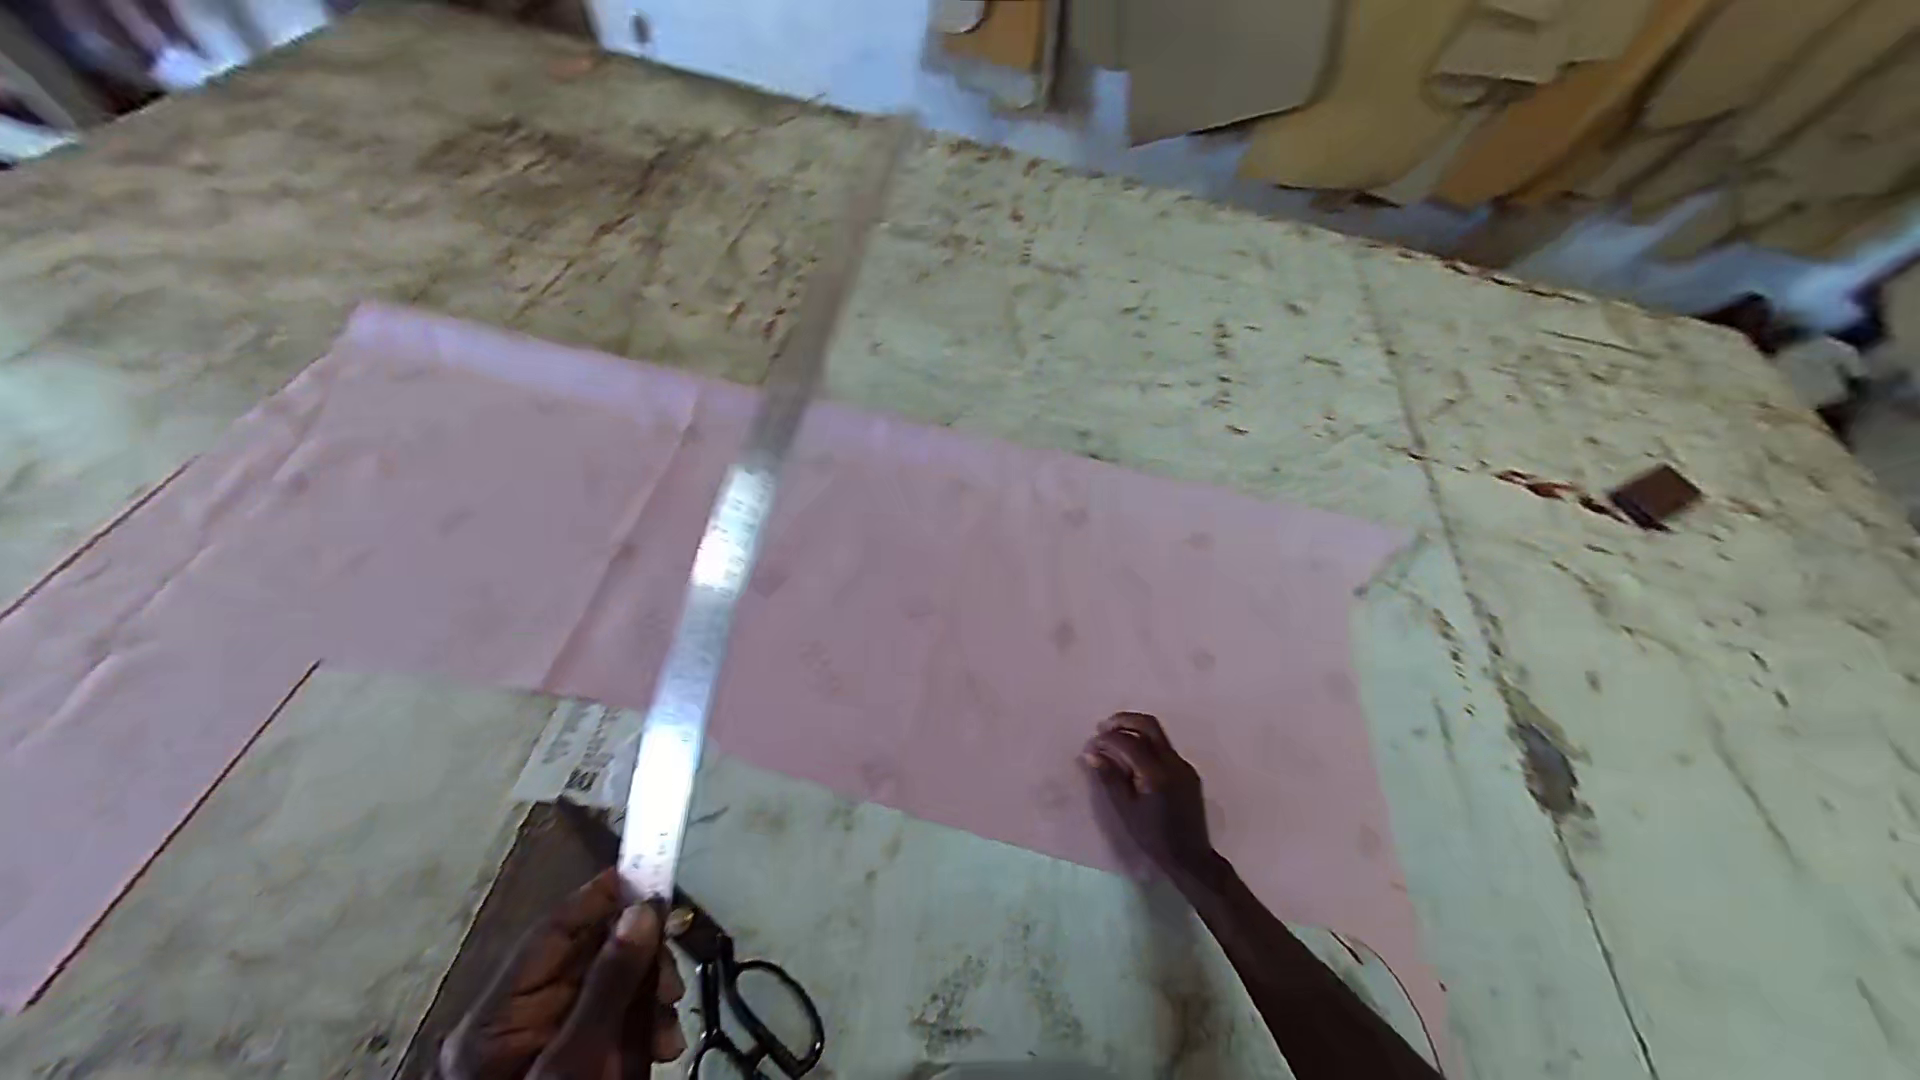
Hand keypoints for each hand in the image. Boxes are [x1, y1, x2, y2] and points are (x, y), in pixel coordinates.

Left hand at [440, 869, 686, 1079]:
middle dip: (638, 960)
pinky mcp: (574, 1053)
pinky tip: (661, 1043)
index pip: (553, 930)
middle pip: (588, 953)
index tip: (647, 871)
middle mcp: (520, 1016)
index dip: (598, 896)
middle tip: (671, 982)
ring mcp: (547, 1036)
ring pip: (610, 980)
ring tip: (669, 1025)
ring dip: (649, 993)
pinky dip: (644, 1020)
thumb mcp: (579, 1061)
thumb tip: (642, 910)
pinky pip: (615, 1014)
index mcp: (499, 1015)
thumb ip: (609, 983)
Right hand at [1082, 712, 1217, 879]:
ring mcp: (1184, 765)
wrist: (1191, 858)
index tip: (1092, 744)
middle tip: (1103, 727)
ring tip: (1114, 740)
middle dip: (1124, 720)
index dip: (1107, 739)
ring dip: (1135, 730)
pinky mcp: (1188, 772)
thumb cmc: (1153, 837)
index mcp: (1156, 773)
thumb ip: (1109, 777)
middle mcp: (1173, 763)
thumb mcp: (1125, 809)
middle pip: (1148, 725)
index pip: (1128, 741)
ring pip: (1158, 734)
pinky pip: (1165, 749)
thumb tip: (1091, 753)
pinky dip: (1147, 744)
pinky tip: (1134, 758)